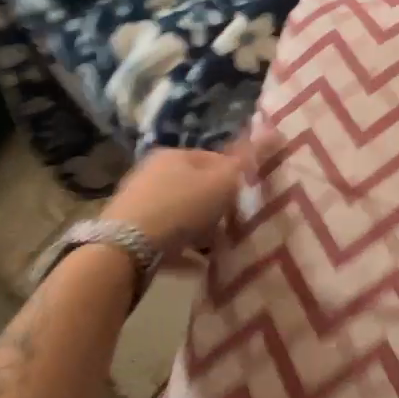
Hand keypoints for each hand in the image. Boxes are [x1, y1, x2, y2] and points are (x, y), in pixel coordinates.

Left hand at [99, 136, 267, 252]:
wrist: (124, 249)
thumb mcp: (223, 180)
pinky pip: (164, 241)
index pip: (213, 158)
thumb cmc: (181, 206)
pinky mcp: (127, 235)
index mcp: (174, 155)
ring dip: (198, 229)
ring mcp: (137, 205)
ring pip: (179, 214)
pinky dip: (182, 251)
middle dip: (215, 205)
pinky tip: (198, 267)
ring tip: (217, 248)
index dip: (234, 176)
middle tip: (234, 223)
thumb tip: (274, 130)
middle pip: (194, 187)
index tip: (246, 196)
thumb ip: (248, 158)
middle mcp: (152, 174)